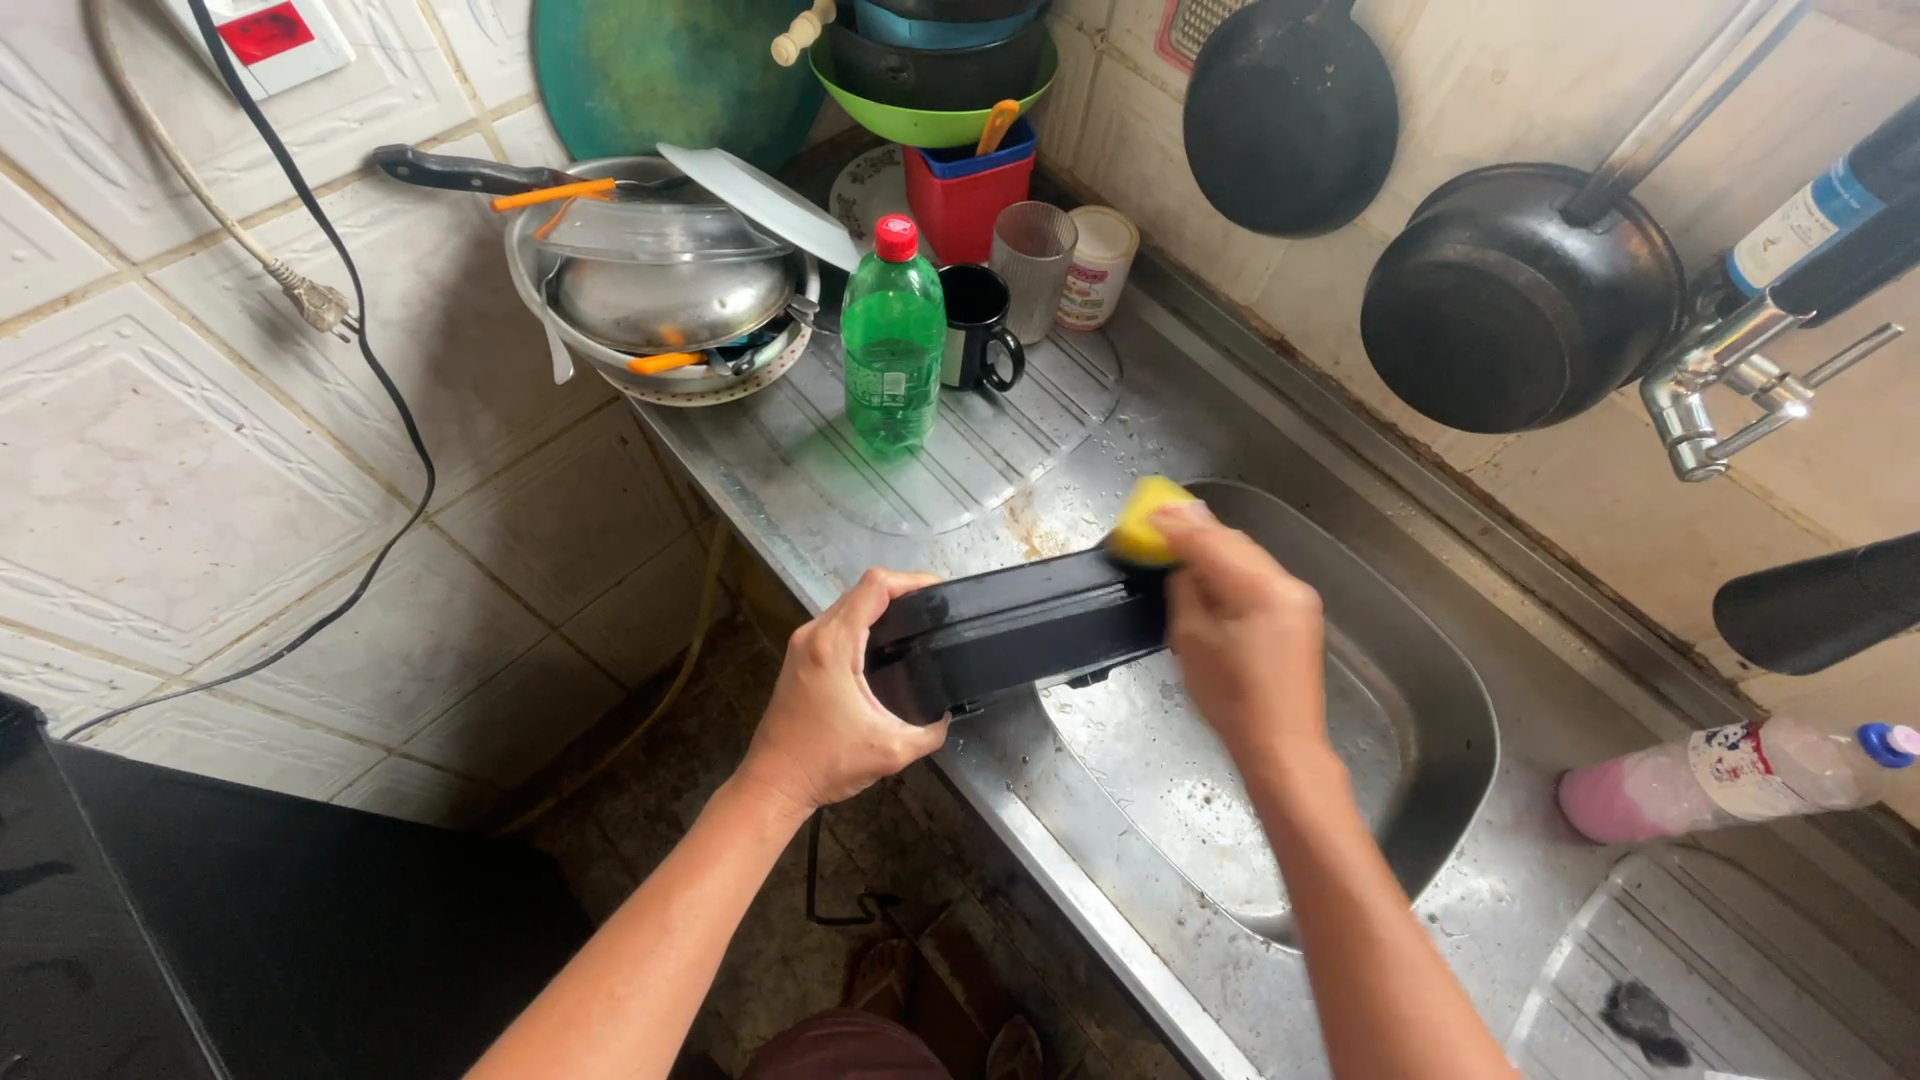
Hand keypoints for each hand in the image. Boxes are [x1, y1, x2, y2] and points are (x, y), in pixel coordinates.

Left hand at [733, 568, 950, 820]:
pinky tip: (886, 642)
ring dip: (880, 606)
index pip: (875, 586)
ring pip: (847, 605)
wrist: (773, 785)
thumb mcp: (890, 751)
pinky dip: (864, 621)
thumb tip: (947, 716)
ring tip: (916, 622)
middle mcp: (814, 635)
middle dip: (901, 591)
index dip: (912, 580)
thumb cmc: (825, 764)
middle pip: (862, 590)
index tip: (940, 592)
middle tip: (935, 609)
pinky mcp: (799, 658)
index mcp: (834, 645)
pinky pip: (837, 623)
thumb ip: (930, 731)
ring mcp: (802, 644)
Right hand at [1156, 502, 1328, 765]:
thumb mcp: (1191, 641)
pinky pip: (1259, 575)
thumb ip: (1186, 590)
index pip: (1210, 543)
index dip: (1175, 526)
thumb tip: (1183, 563)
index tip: (1148, 512)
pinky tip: (1210, 567)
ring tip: (1179, 536)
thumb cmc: (1229, 699)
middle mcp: (1286, 584)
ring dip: (1214, 545)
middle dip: (1196, 529)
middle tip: (1160, 518)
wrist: (1281, 743)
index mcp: (1259, 590)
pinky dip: (1231, 566)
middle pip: (1234, 542)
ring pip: (1248, 555)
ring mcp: (1298, 597)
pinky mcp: (1298, 613)